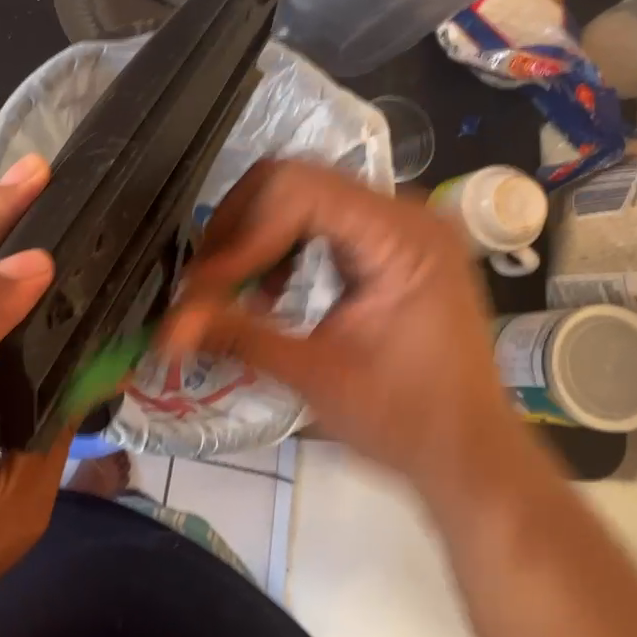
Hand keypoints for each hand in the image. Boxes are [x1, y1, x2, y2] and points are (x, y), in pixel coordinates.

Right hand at [161, 160, 527, 488]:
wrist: (469, 454)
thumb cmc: (405, 419)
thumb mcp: (313, 376)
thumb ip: (238, 337)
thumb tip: (167, 327)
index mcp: (399, 236)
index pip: (294, 192)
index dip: (238, 236)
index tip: (204, 291)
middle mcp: (403, 214)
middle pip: (291, 182)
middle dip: (235, 230)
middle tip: (206, 283)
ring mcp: (399, 227)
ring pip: (298, 197)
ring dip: (251, 239)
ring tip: (230, 291)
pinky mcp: (389, 246)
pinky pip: (316, 221)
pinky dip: (277, 249)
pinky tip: (266, 293)